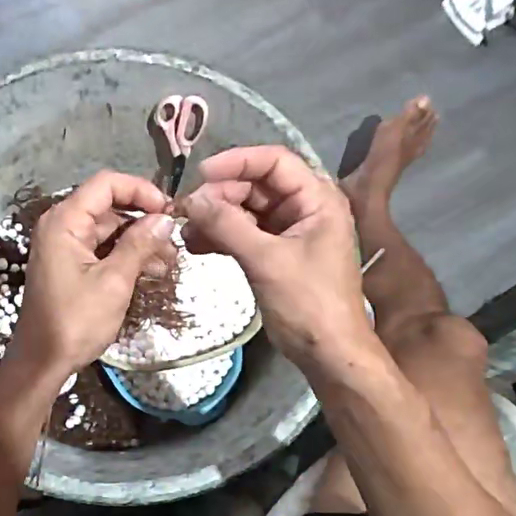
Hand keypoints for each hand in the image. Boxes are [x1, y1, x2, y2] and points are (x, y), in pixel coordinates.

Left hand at [13, 171, 177, 380]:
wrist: (42, 362)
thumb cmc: (76, 321)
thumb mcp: (114, 282)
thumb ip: (140, 245)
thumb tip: (165, 219)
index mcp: (65, 222)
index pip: (106, 184)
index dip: (141, 190)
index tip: (169, 211)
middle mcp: (61, 227)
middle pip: (108, 207)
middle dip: (143, 222)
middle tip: (174, 245)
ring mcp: (63, 247)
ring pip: (108, 231)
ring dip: (138, 242)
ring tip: (168, 263)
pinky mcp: (68, 267)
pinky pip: (100, 250)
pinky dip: (124, 257)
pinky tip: (150, 272)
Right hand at [180, 146, 373, 366]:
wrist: (328, 352)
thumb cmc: (307, 303)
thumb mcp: (266, 260)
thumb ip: (228, 225)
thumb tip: (191, 200)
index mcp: (317, 200)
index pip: (275, 162)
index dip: (237, 162)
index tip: (200, 175)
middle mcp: (306, 208)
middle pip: (257, 186)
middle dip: (220, 196)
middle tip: (188, 212)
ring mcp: (291, 232)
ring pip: (247, 211)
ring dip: (216, 218)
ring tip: (186, 232)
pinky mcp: (277, 254)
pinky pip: (245, 234)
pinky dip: (222, 237)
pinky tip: (197, 245)